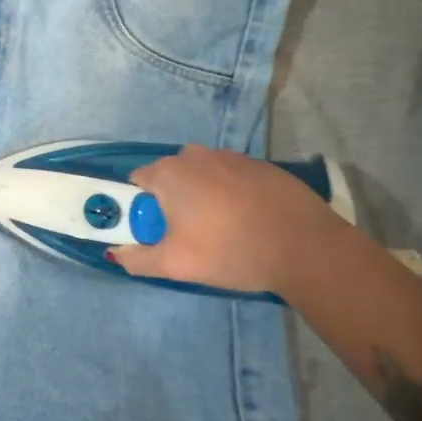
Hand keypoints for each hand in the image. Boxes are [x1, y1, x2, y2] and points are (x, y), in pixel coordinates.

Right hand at [105, 145, 345, 293]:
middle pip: (171, 177)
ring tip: (227, 231)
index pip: (138, 181)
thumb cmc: (232, 250)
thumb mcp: (177, 265)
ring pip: (204, 177)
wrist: (307, 247)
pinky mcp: (263, 166)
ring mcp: (232, 157)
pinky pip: (234, 179)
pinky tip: (252, 222)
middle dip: (174, 202)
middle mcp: (195, 155)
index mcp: (169, 173)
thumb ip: (138, 259)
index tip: (159, 232)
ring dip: (206, 197)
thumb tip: (115, 254)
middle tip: (192, 236)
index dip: (142, 207)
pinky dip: (235, 196)